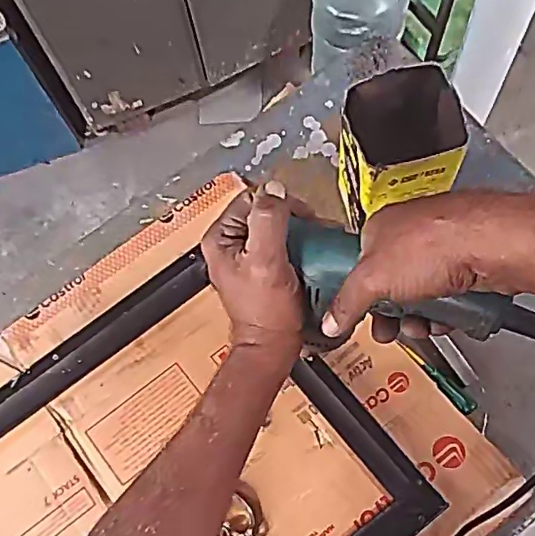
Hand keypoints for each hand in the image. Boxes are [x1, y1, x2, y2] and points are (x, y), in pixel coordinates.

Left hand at [203, 180, 305, 355]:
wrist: (273, 345)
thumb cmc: (265, 312)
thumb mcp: (266, 260)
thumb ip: (268, 221)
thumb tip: (274, 190)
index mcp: (220, 238)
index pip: (251, 198)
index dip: (279, 202)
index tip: (301, 215)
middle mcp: (231, 245)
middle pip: (265, 211)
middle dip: (292, 217)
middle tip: (311, 229)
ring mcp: (248, 258)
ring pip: (277, 227)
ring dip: (298, 231)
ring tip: (314, 241)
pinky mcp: (265, 269)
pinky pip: (284, 245)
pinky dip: (299, 245)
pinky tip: (310, 254)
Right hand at [321, 191, 534, 339]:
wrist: (492, 246)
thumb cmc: (439, 243)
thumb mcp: (374, 279)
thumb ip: (348, 302)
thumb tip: (331, 320)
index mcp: (379, 227)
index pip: (356, 265)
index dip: (355, 294)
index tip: (353, 316)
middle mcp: (409, 235)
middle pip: (389, 285)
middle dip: (390, 314)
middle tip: (389, 330)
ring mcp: (439, 251)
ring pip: (419, 295)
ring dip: (418, 318)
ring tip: (422, 325)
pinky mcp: (465, 267)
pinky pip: (445, 298)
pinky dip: (444, 313)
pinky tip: (445, 318)